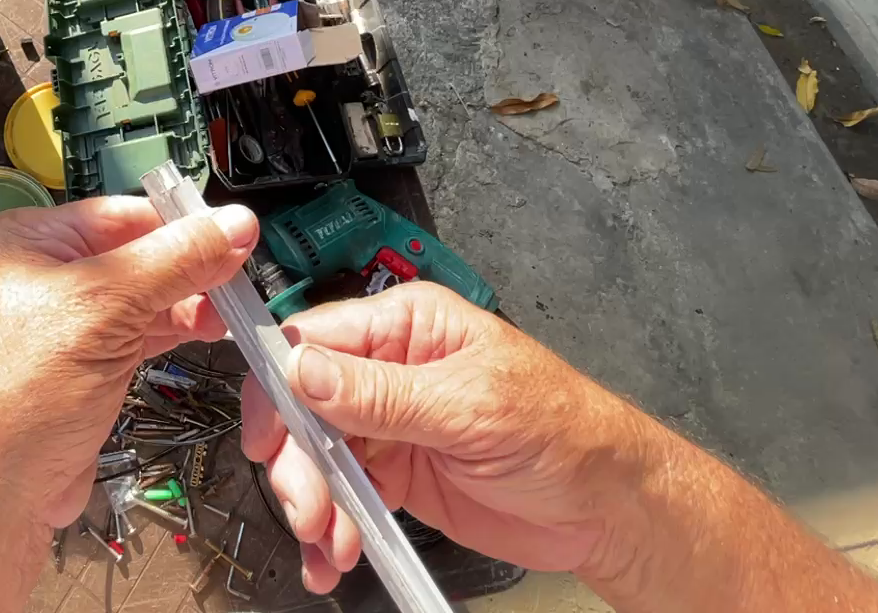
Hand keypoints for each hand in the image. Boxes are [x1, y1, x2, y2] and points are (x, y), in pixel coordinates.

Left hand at [0, 197, 258, 530]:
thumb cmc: (25, 391)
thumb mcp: (104, 307)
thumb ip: (175, 262)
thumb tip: (237, 223)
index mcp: (34, 238)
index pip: (124, 214)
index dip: (182, 224)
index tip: (238, 234)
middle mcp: (50, 272)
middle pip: (139, 253)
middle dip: (191, 267)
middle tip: (240, 280)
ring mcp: (71, 320)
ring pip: (147, 294)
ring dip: (191, 300)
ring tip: (231, 311)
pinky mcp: (90, 361)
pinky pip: (143, 329)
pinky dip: (177, 327)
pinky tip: (208, 328)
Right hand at [241, 282, 661, 593]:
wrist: (611, 509)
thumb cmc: (563, 429)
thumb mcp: (469, 405)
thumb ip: (380, 393)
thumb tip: (304, 370)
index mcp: (404, 326)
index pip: (317, 337)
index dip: (280, 379)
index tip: (266, 428)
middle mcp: (386, 367)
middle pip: (307, 400)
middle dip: (297, 456)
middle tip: (305, 504)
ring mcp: (387, 420)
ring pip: (318, 451)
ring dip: (313, 498)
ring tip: (327, 541)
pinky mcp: (394, 469)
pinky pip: (344, 491)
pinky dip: (334, 525)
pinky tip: (335, 551)